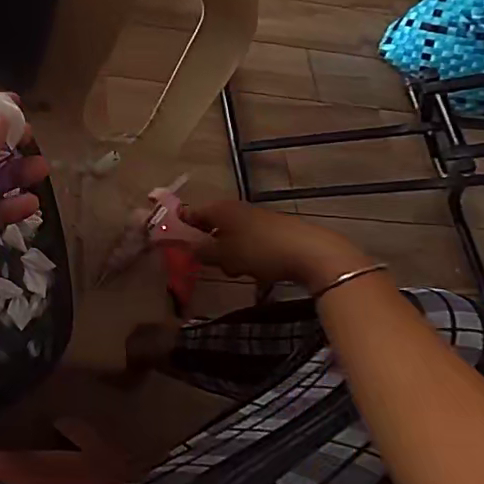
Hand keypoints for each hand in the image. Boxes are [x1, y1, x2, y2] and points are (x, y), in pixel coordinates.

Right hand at [180, 201, 373, 291]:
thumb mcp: (224, 255)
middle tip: (212, 265)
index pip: (190, 213)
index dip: (180, 227)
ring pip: (231, 238)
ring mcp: (256, 220)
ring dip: (230, 255)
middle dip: (209, 247)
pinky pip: (251, 245)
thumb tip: (186, 247)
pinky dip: (249, 258)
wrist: (312, 253)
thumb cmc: (260, 250)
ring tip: (238, 272)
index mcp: (219, 209)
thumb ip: (200, 251)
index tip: (172, 244)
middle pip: (211, 227)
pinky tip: (258, 275)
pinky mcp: (274, 233)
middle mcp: (235, 209)